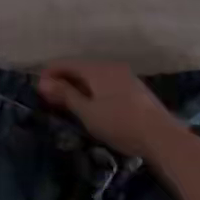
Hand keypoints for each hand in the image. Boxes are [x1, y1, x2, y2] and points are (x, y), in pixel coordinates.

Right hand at [37, 60, 191, 164]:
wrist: (161, 136)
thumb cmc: (120, 124)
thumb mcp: (87, 112)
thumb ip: (66, 95)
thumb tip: (43, 82)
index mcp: (97, 69)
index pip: (66, 63)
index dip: (49, 74)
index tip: (38, 90)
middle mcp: (111, 66)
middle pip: (80, 67)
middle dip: (63, 80)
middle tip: (50, 99)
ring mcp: (125, 76)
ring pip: (94, 75)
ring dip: (78, 86)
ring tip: (69, 103)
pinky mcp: (134, 88)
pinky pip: (106, 82)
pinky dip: (93, 90)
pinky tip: (92, 105)